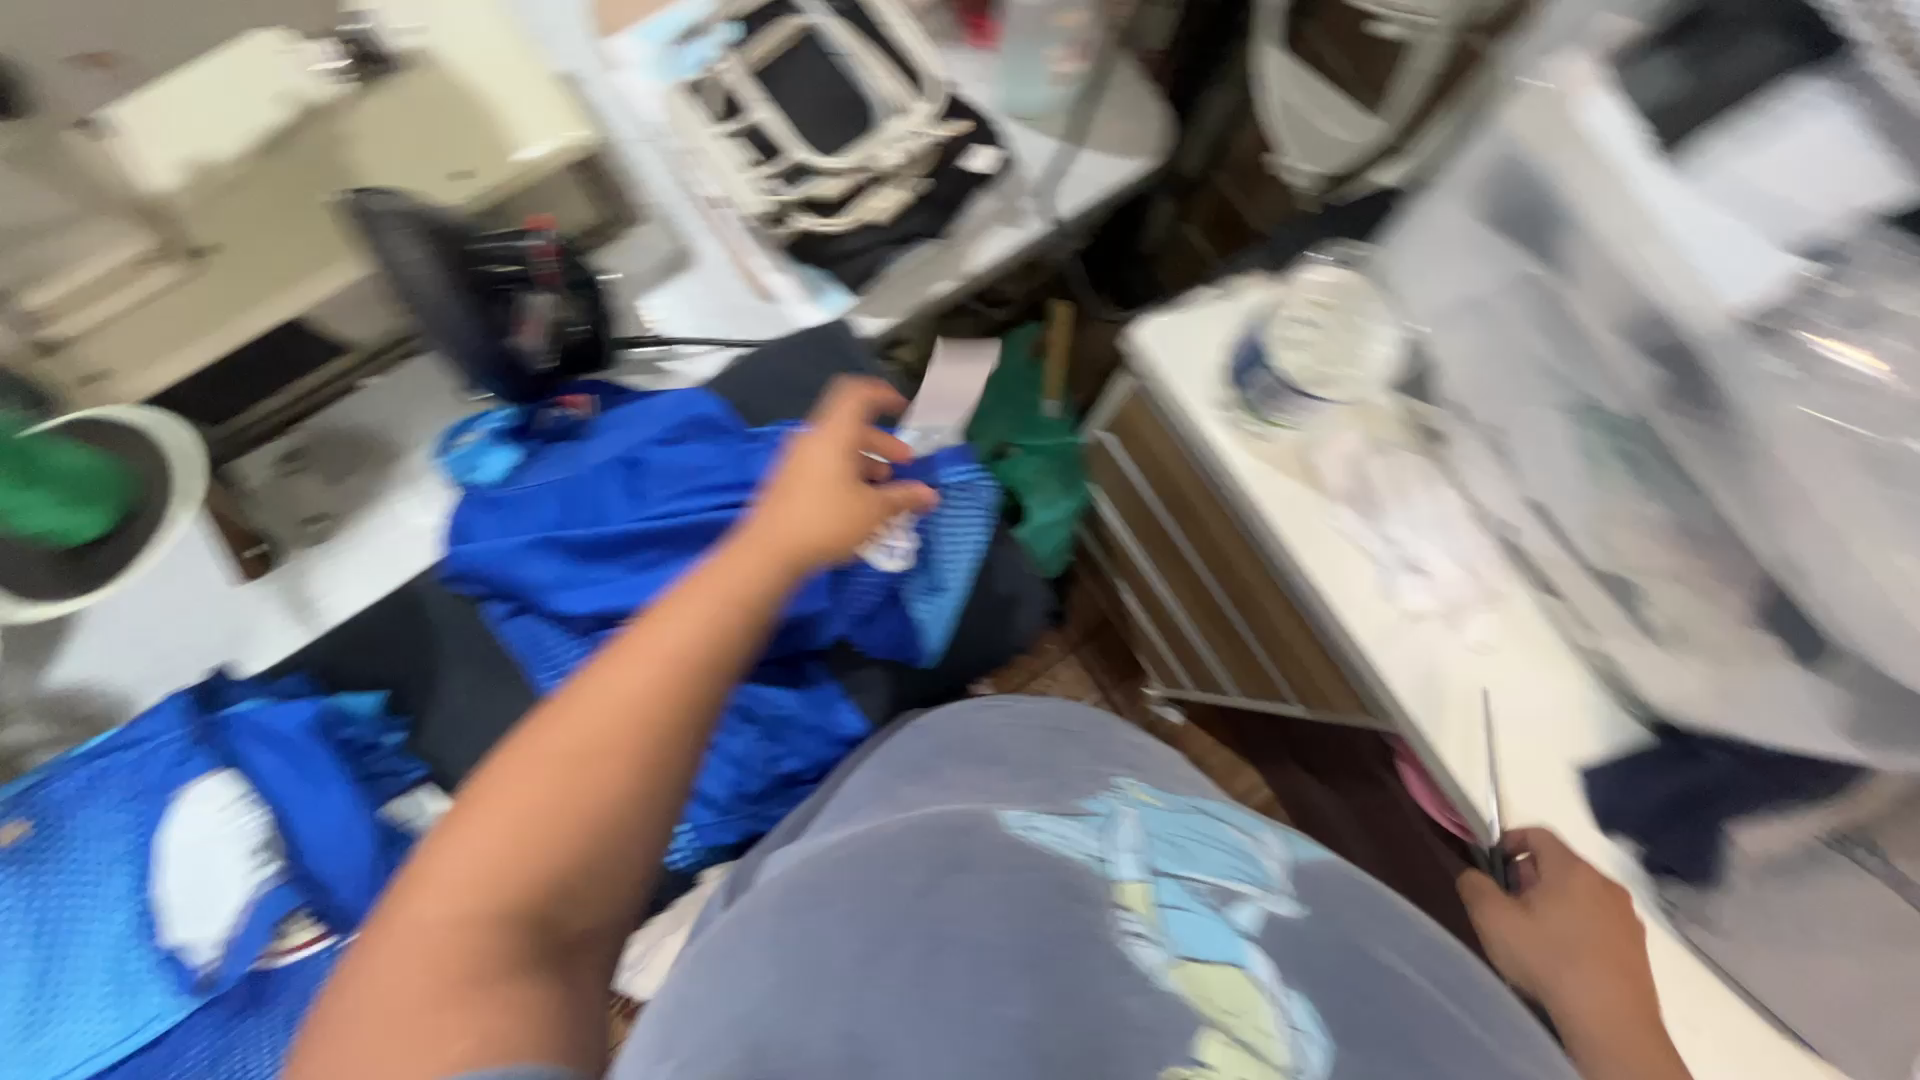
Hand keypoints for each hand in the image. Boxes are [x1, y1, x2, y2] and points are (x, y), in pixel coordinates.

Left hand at [734, 377, 939, 576]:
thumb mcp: (873, 511)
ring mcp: (797, 460)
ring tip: (885, 487)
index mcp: (834, 434)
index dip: (884, 394)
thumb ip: (904, 497)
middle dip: (883, 442)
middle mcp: (813, 439)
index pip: (858, 394)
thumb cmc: (826, 522)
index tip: (904, 408)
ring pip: (838, 448)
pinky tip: (859, 503)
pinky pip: (824, 465)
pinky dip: (847, 473)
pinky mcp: (789, 481)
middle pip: (852, 425)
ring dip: (866, 461)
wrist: (768, 552)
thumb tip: (930, 494)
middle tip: (906, 463)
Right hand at [1457, 828, 1661, 1026]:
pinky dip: (1576, 927)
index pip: (1538, 834)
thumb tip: (1474, 876)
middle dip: (1528, 877)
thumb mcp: (1491, 918)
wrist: (1611, 1023)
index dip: (1509, 842)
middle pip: (1558, 864)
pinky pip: (1598, 920)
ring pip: (1579, 894)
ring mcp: (1627, 918)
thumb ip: (1473, 884)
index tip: (1492, 866)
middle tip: (1508, 905)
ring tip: (1533, 935)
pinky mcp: (1637, 947)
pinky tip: (1562, 958)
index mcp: (1572, 869)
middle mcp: (1606, 885)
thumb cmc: (1547, 959)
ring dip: (1553, 903)